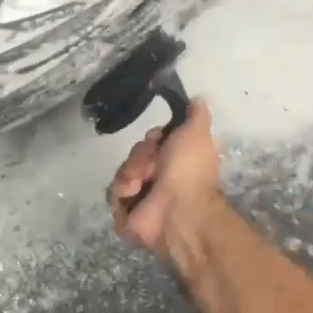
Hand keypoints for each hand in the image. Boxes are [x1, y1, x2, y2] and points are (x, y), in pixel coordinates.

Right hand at [107, 100, 221, 258]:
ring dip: (132, 171)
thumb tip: (198, 98)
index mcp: (177, 162)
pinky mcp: (125, 214)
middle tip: (153, 163)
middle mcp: (160, 179)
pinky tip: (135, 193)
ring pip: (123, 171)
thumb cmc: (190, 170)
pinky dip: (124, 189)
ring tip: (143, 181)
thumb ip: (196, 115)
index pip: (153, 141)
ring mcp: (142, 197)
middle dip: (142, 153)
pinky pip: (114, 191)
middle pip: (136, 153)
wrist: (178, 211)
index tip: (159, 137)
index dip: (154, 137)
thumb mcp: (197, 133)